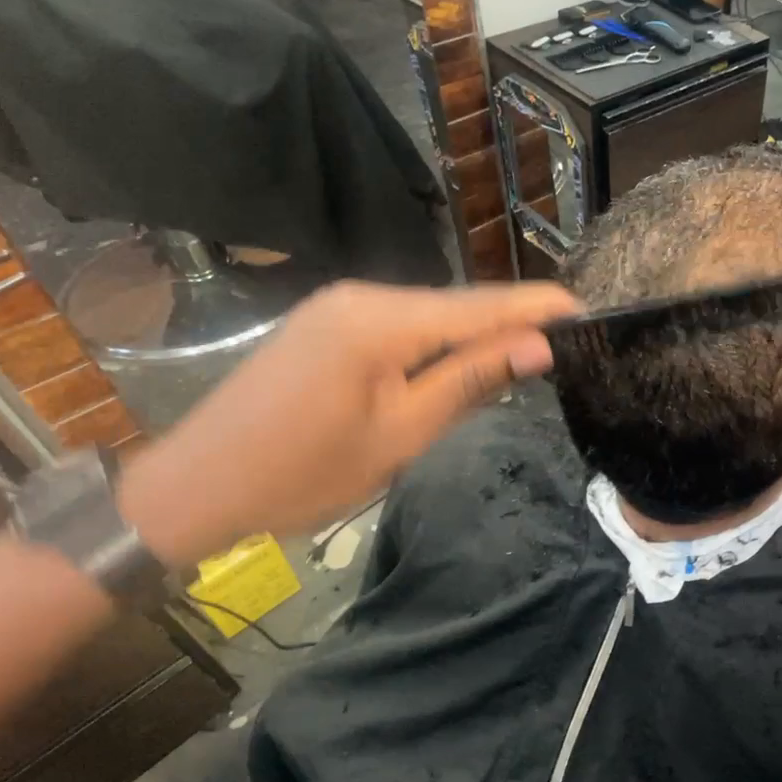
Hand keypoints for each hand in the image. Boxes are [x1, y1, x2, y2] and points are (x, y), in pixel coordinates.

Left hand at [116, 281, 580, 566]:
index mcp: (383, 320)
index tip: (591, 313)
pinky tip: (460, 359)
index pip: (485, 304)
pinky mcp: (329, 319)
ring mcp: (342, 303)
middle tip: (563, 347)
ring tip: (523, 357)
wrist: (190, 486)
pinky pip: (403, 321)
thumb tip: (542, 345)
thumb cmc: (301, 473)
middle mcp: (365, 295)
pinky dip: (439, 339)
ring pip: (434, 313)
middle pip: (461, 304)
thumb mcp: (402, 434)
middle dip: (513, 322)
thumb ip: (473, 379)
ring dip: (477, 334)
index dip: (541, 306)